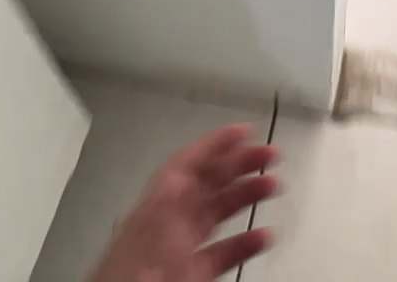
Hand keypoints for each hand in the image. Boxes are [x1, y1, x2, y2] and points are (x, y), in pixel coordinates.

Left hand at [86, 124, 279, 281]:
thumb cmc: (123, 278)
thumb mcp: (144, 238)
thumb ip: (162, 206)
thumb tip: (177, 174)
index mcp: (157, 206)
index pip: (190, 161)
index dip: (218, 141)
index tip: (245, 130)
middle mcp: (171, 220)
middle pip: (210, 181)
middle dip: (241, 162)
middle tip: (269, 153)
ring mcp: (182, 246)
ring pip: (220, 211)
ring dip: (247, 196)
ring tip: (273, 185)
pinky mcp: (192, 271)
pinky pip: (223, 250)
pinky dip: (245, 241)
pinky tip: (263, 235)